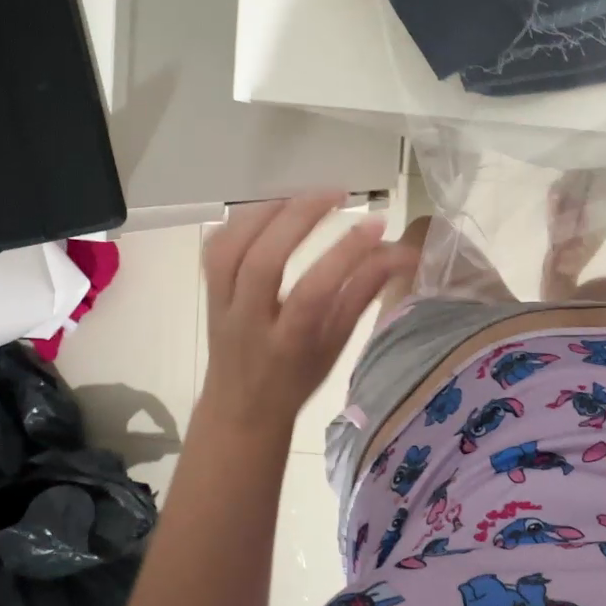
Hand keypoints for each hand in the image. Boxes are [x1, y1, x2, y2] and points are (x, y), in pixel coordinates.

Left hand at [201, 194, 415, 427]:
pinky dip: (240, 222)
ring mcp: (222, 305)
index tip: (377, 225)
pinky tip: (269, 210)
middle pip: (262, 261)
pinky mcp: (208, 293)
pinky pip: (214, 249)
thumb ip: (362, 296)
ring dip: (267, 211)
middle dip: (300, 217)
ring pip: (230, 249)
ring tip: (304, 195)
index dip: (345, 253)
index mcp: (287, 344)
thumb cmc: (297, 380)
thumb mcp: (337, 346)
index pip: (313, 291)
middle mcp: (248, 322)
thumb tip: (397, 253)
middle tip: (338, 196)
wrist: (239, 410)